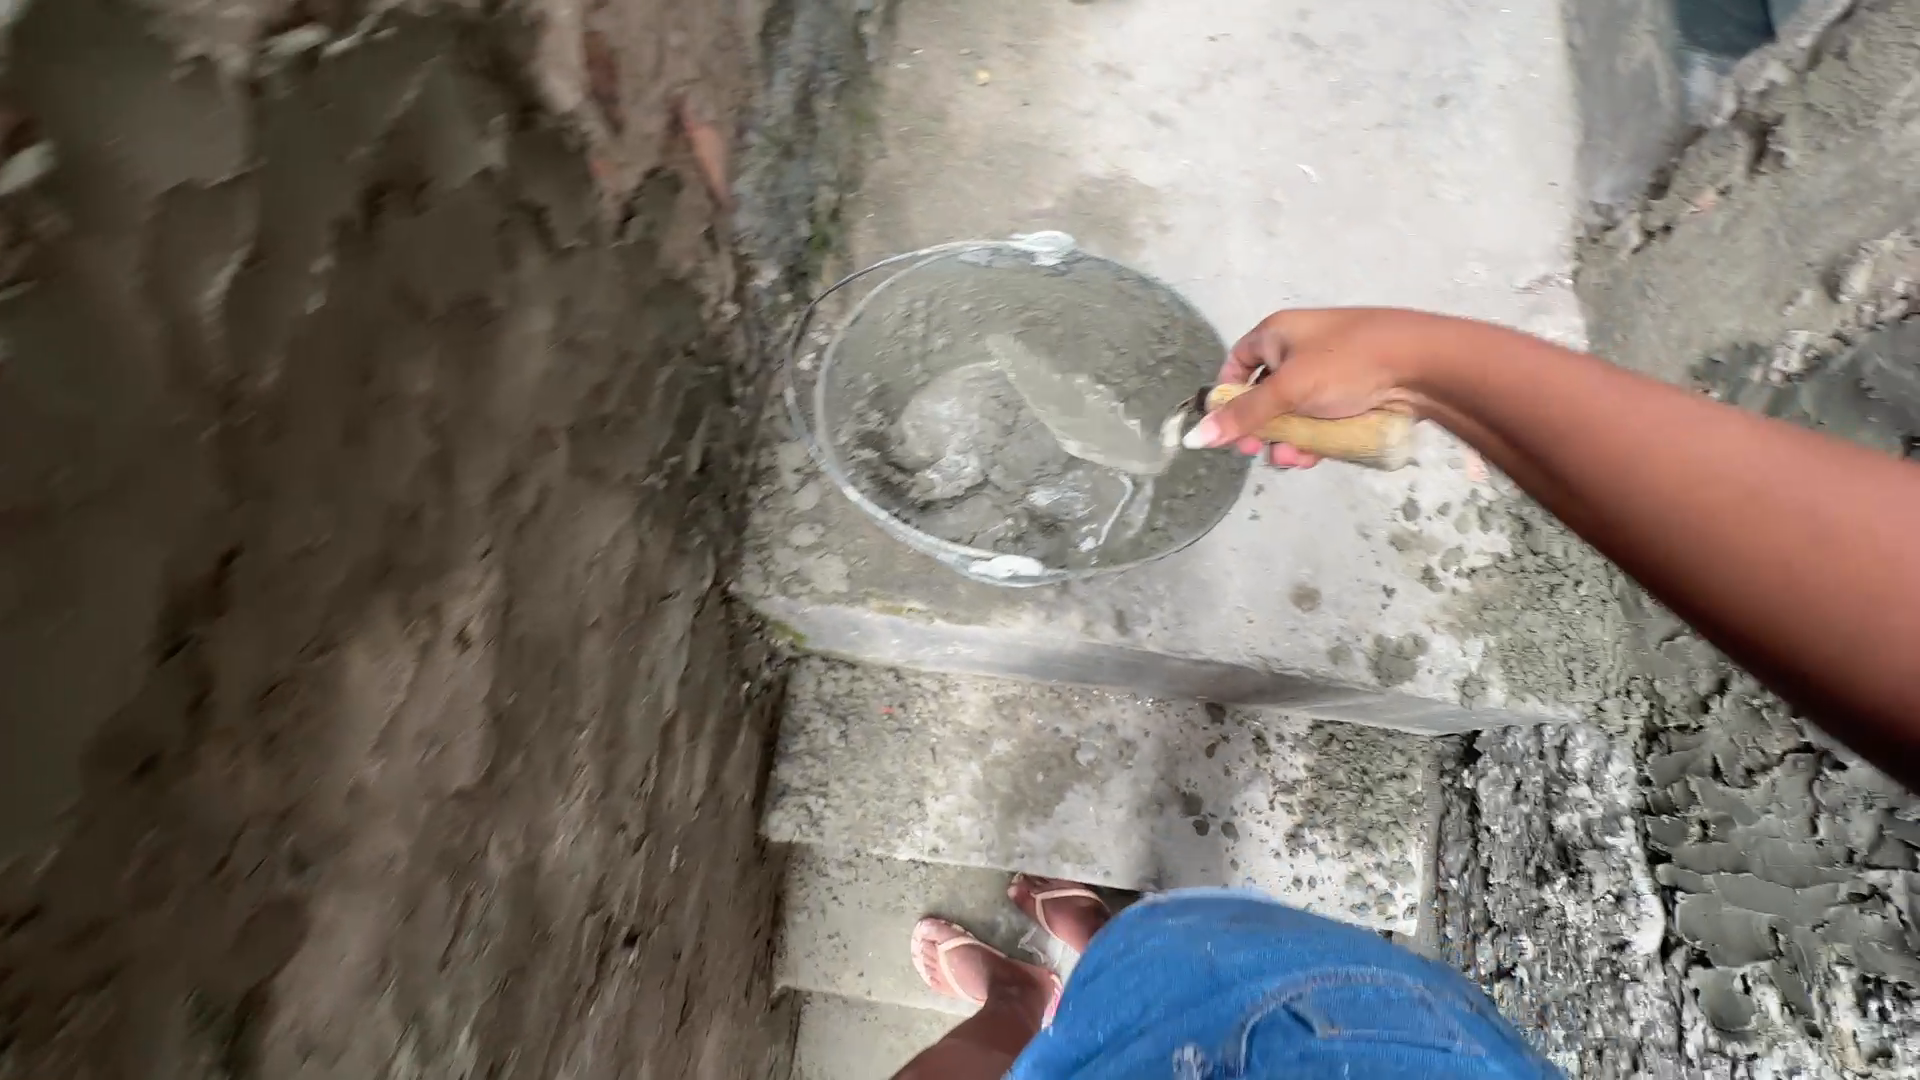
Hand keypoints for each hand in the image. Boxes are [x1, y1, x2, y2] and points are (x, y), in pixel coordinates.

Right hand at [1186, 308, 1434, 468]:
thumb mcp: (1287, 390)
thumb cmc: (1346, 364)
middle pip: (1262, 394)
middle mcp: (1298, 348)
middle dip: (1258, 428)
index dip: (1226, 392)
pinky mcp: (1350, 394)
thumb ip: (1242, 417)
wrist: (1425, 364)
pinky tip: (1311, 458)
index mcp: (1277, 333)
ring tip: (1289, 460)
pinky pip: (1317, 420)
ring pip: (1291, 413)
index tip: (1224, 423)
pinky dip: (1310, 440)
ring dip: (1284, 440)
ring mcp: (1326, 372)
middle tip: (1255, 451)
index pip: (1236, 362)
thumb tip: (1194, 438)